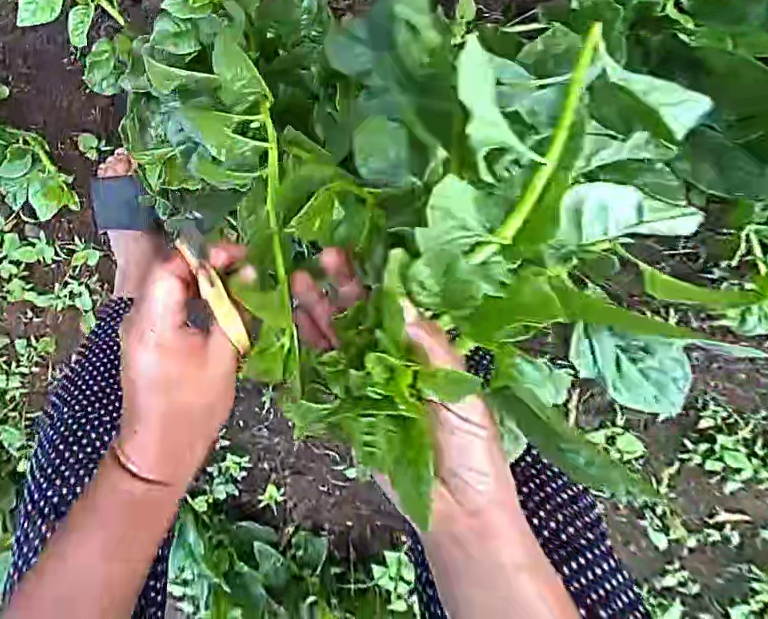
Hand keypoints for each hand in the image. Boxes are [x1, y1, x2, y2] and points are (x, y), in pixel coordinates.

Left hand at [115, 254, 238, 488]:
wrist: (157, 455)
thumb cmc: (193, 411)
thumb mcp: (222, 358)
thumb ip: (233, 310)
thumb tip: (247, 272)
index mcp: (154, 324)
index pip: (170, 267)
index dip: (204, 254)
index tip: (236, 254)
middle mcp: (137, 318)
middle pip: (168, 271)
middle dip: (205, 261)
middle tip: (241, 262)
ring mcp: (135, 326)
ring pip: (166, 282)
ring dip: (199, 275)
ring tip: (234, 275)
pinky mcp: (141, 335)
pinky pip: (165, 300)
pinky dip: (190, 292)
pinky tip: (215, 297)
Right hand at [210, 245, 520, 532]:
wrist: (460, 514)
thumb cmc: (472, 448)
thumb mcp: (461, 390)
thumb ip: (431, 346)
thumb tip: (400, 300)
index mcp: (418, 347)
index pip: (389, 304)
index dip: (370, 278)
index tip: (353, 253)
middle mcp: (389, 358)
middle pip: (358, 316)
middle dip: (339, 287)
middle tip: (321, 259)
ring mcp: (366, 383)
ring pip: (337, 339)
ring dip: (318, 310)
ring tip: (299, 283)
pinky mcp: (349, 411)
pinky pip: (326, 375)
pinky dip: (309, 350)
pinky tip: (296, 325)